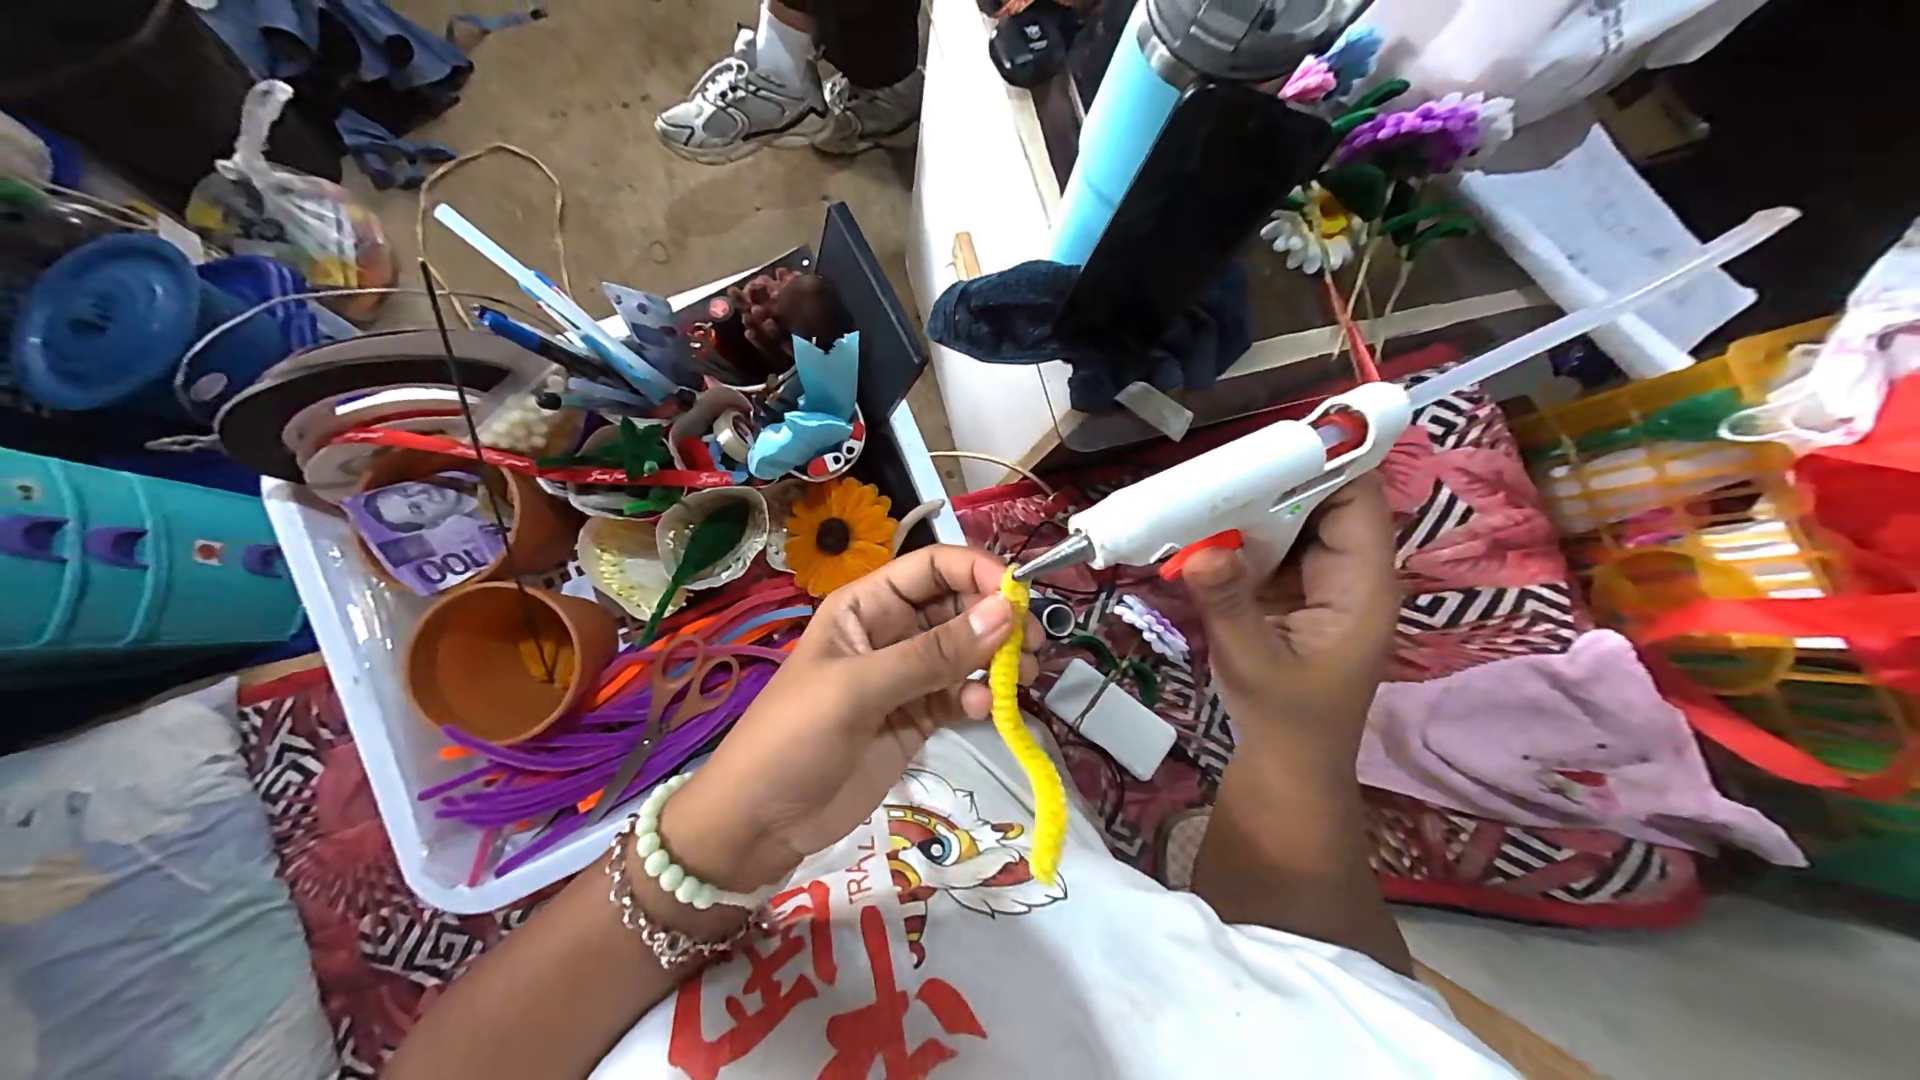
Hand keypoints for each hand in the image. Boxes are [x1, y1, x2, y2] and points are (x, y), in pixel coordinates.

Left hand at [663, 545, 1039, 892]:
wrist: (760, 823)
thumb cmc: (795, 738)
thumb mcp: (860, 688)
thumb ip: (933, 653)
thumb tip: (1004, 612)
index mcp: (866, 606)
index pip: (931, 568)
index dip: (975, 571)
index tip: (1017, 595)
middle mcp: (890, 632)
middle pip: (957, 607)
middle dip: (995, 619)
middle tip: (1030, 644)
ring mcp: (906, 677)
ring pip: (965, 651)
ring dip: (996, 659)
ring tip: (1022, 677)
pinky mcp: (918, 717)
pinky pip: (960, 693)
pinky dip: (978, 696)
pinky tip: (984, 708)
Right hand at [1181, 473, 1397, 764]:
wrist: (1286, 762)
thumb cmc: (1284, 718)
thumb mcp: (1252, 661)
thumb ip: (1228, 602)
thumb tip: (1199, 549)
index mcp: (1361, 584)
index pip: (1356, 500)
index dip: (1323, 462)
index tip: (1265, 444)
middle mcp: (1347, 571)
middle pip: (1321, 500)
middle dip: (1272, 479)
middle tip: (1214, 467)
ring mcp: (1318, 579)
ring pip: (1291, 519)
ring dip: (1251, 504)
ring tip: (1200, 489)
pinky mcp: (1291, 589)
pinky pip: (1270, 545)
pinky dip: (1240, 532)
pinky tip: (1203, 525)